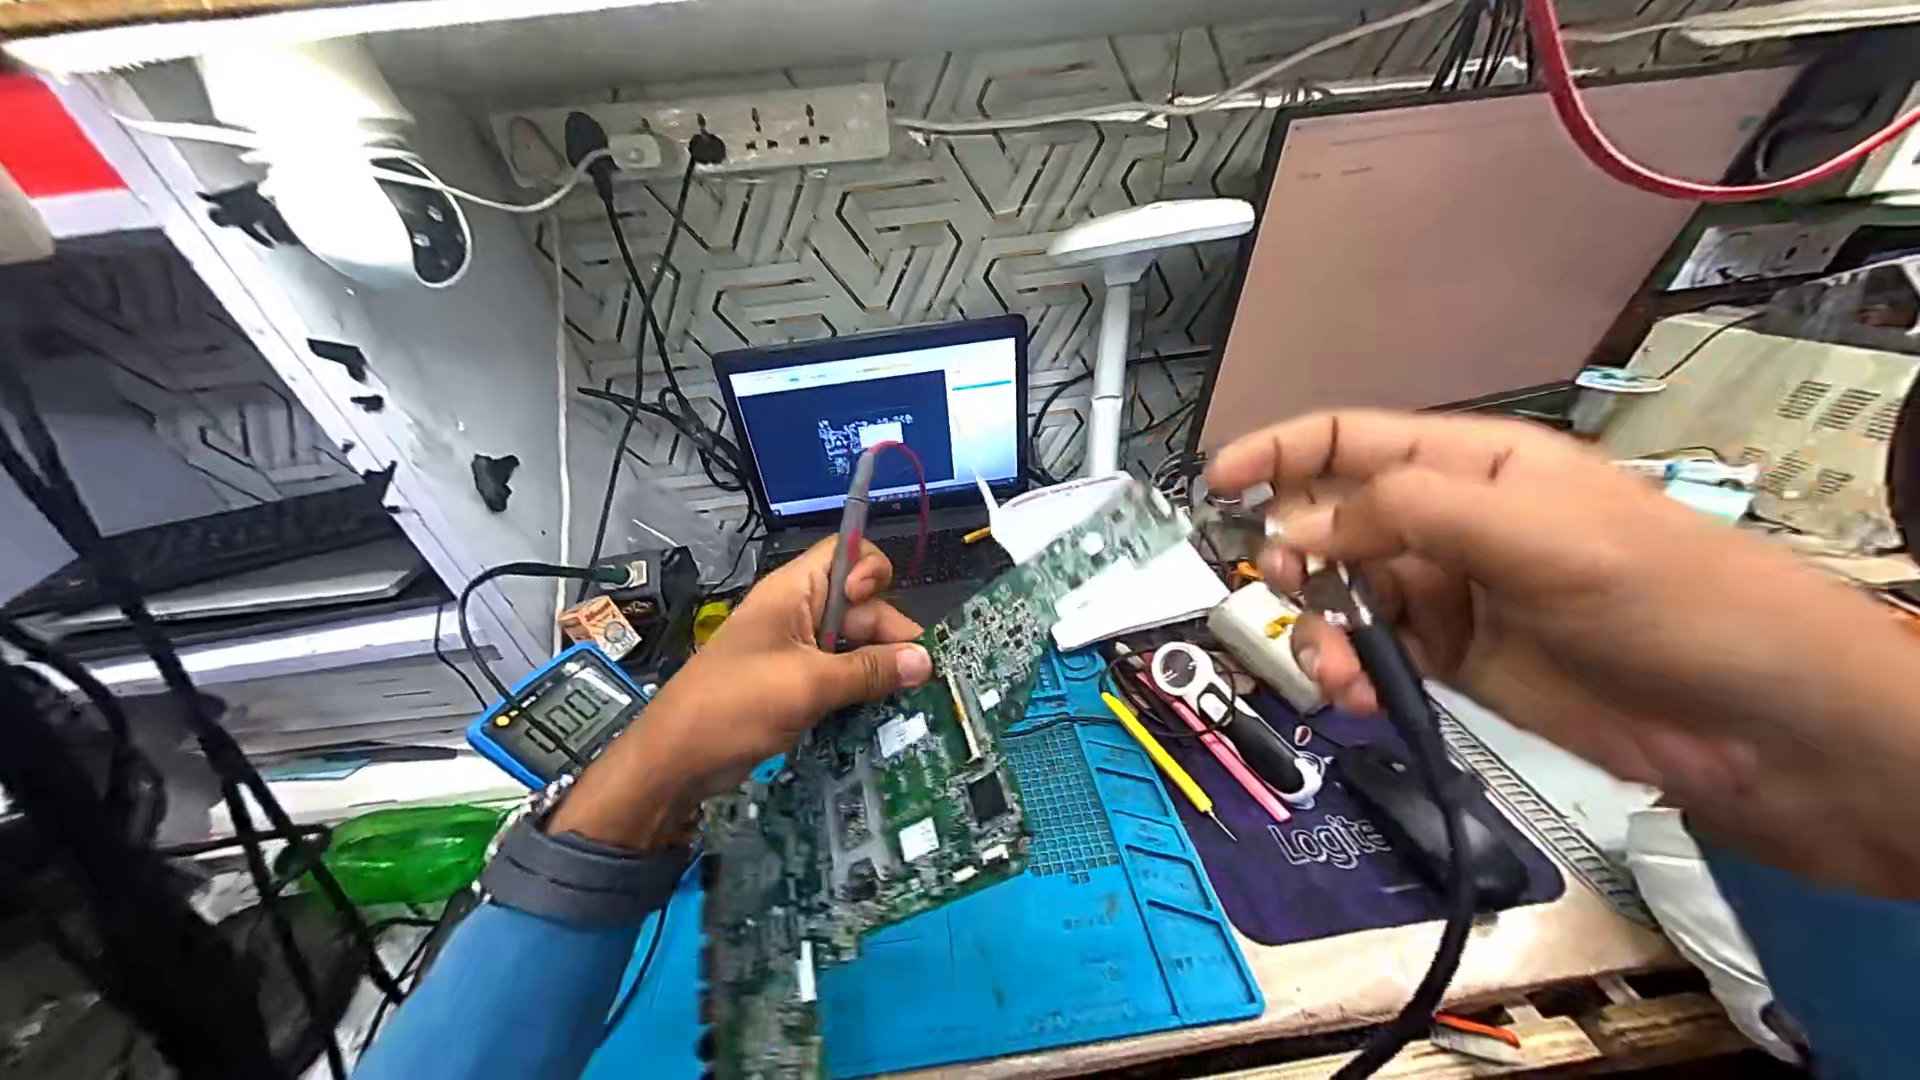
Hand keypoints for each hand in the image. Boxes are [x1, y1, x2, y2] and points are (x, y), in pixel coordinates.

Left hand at [547, 536, 930, 848]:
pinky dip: (862, 685)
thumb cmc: (735, 704)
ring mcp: (798, 649)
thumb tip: (925, 661)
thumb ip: (868, 671)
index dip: (869, 570)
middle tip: (920, 674)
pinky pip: (841, 672)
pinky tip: (886, 708)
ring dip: (881, 665)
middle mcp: (800, 613)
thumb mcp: (807, 684)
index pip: (844, 553)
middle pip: (861, 605)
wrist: (674, 762)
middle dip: (889, 633)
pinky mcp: (797, 682)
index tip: (874, 604)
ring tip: (913, 696)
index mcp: (794, 592)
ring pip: (855, 643)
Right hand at [1208, 410, 1919, 893]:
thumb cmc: (1671, 600)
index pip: (1344, 442)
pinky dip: (1346, 671)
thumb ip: (1406, 515)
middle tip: (1291, 587)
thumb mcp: (1539, 535)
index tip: (1218, 480)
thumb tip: (1292, 532)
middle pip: (1323, 523)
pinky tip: (1358, 694)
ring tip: (1335, 668)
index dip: (1276, 453)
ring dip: (1319, 629)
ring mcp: (1432, 590)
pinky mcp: (1434, 653)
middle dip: (1295, 555)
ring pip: (1334, 595)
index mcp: (1461, 469)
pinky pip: (1360, 650)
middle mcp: (1435, 523)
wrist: (1764, 729)